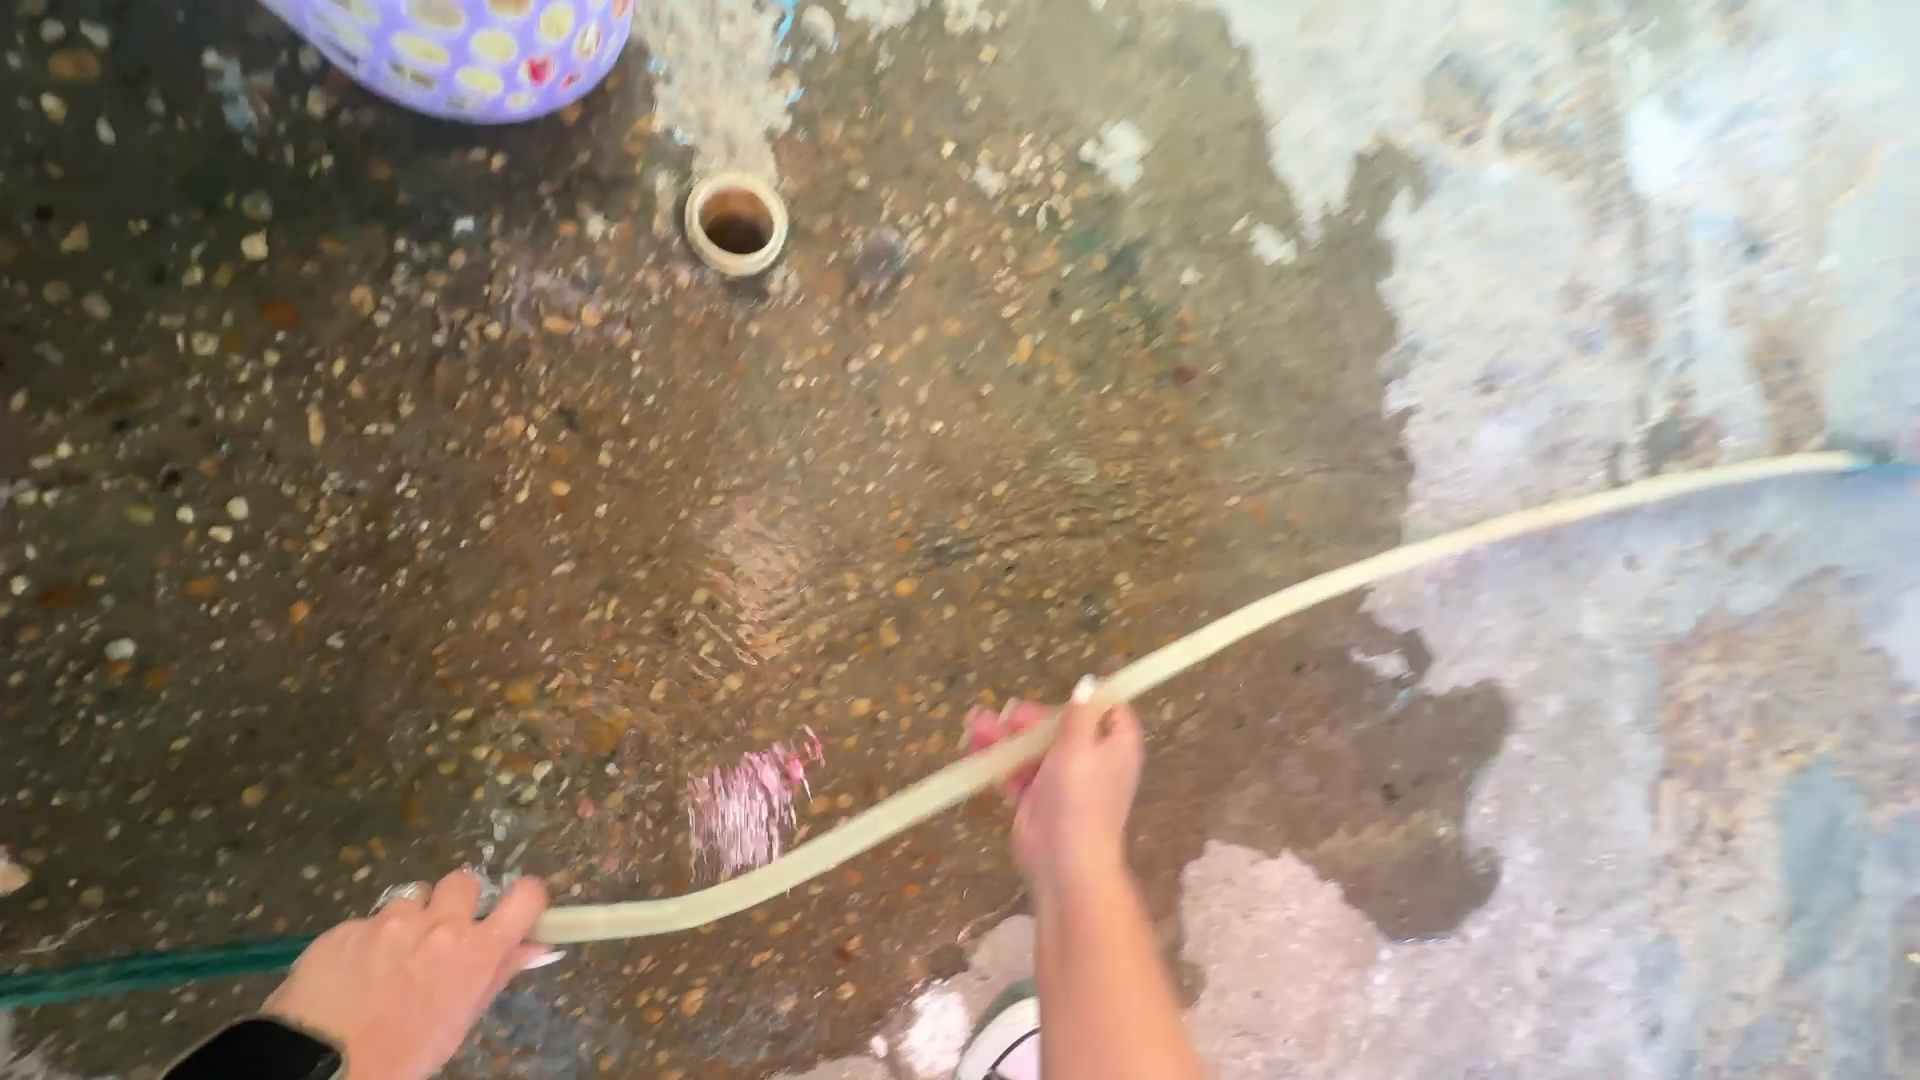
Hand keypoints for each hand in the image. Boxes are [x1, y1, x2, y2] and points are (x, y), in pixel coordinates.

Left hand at [263, 870, 555, 1079]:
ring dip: (407, 919)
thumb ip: (498, 974)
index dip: (524, 898)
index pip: (527, 895)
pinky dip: (364, 940)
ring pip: (411, 897)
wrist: (312, 1074)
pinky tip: (350, 972)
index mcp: (477, 950)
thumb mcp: (458, 1023)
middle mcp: (441, 925)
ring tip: (387, 955)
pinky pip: (365, 922)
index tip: (513, 910)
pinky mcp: (346, 929)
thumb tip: (538, 946)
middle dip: (454, 901)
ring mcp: (391, 923)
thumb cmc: (400, 1058)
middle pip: (464, 880)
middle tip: (438, 932)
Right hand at [968, 692, 1143, 899]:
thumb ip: (1079, 713)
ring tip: (974, 728)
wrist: (1065, 863)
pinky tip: (976, 753)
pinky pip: (1019, 771)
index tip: (1061, 694)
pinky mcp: (1038, 796)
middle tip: (1004, 717)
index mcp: (1115, 745)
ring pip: (1032, 747)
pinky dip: (1000, 763)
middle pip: (1059, 725)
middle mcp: (1092, 758)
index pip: (1109, 710)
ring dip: (1004, 738)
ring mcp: (1063, 779)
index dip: (1085, 700)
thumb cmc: (1080, 800)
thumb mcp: (1078, 747)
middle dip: (1027, 720)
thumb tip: (1088, 682)